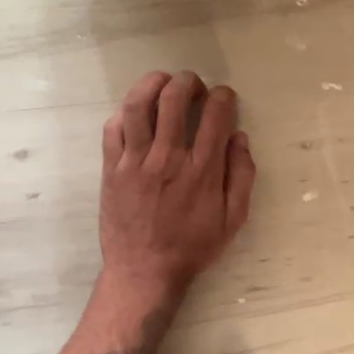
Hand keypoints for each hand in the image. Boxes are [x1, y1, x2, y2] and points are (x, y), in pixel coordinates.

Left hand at [98, 71, 256, 290]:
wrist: (144, 271)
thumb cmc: (192, 247)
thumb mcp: (233, 219)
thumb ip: (241, 176)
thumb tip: (239, 137)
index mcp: (202, 170)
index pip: (215, 115)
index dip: (223, 96)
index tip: (224, 97)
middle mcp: (168, 158)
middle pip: (174, 98)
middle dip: (188, 81)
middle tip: (193, 86)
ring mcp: (135, 162)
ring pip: (138, 105)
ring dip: (152, 84)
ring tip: (162, 83)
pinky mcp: (111, 168)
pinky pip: (113, 128)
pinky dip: (125, 112)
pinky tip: (136, 114)